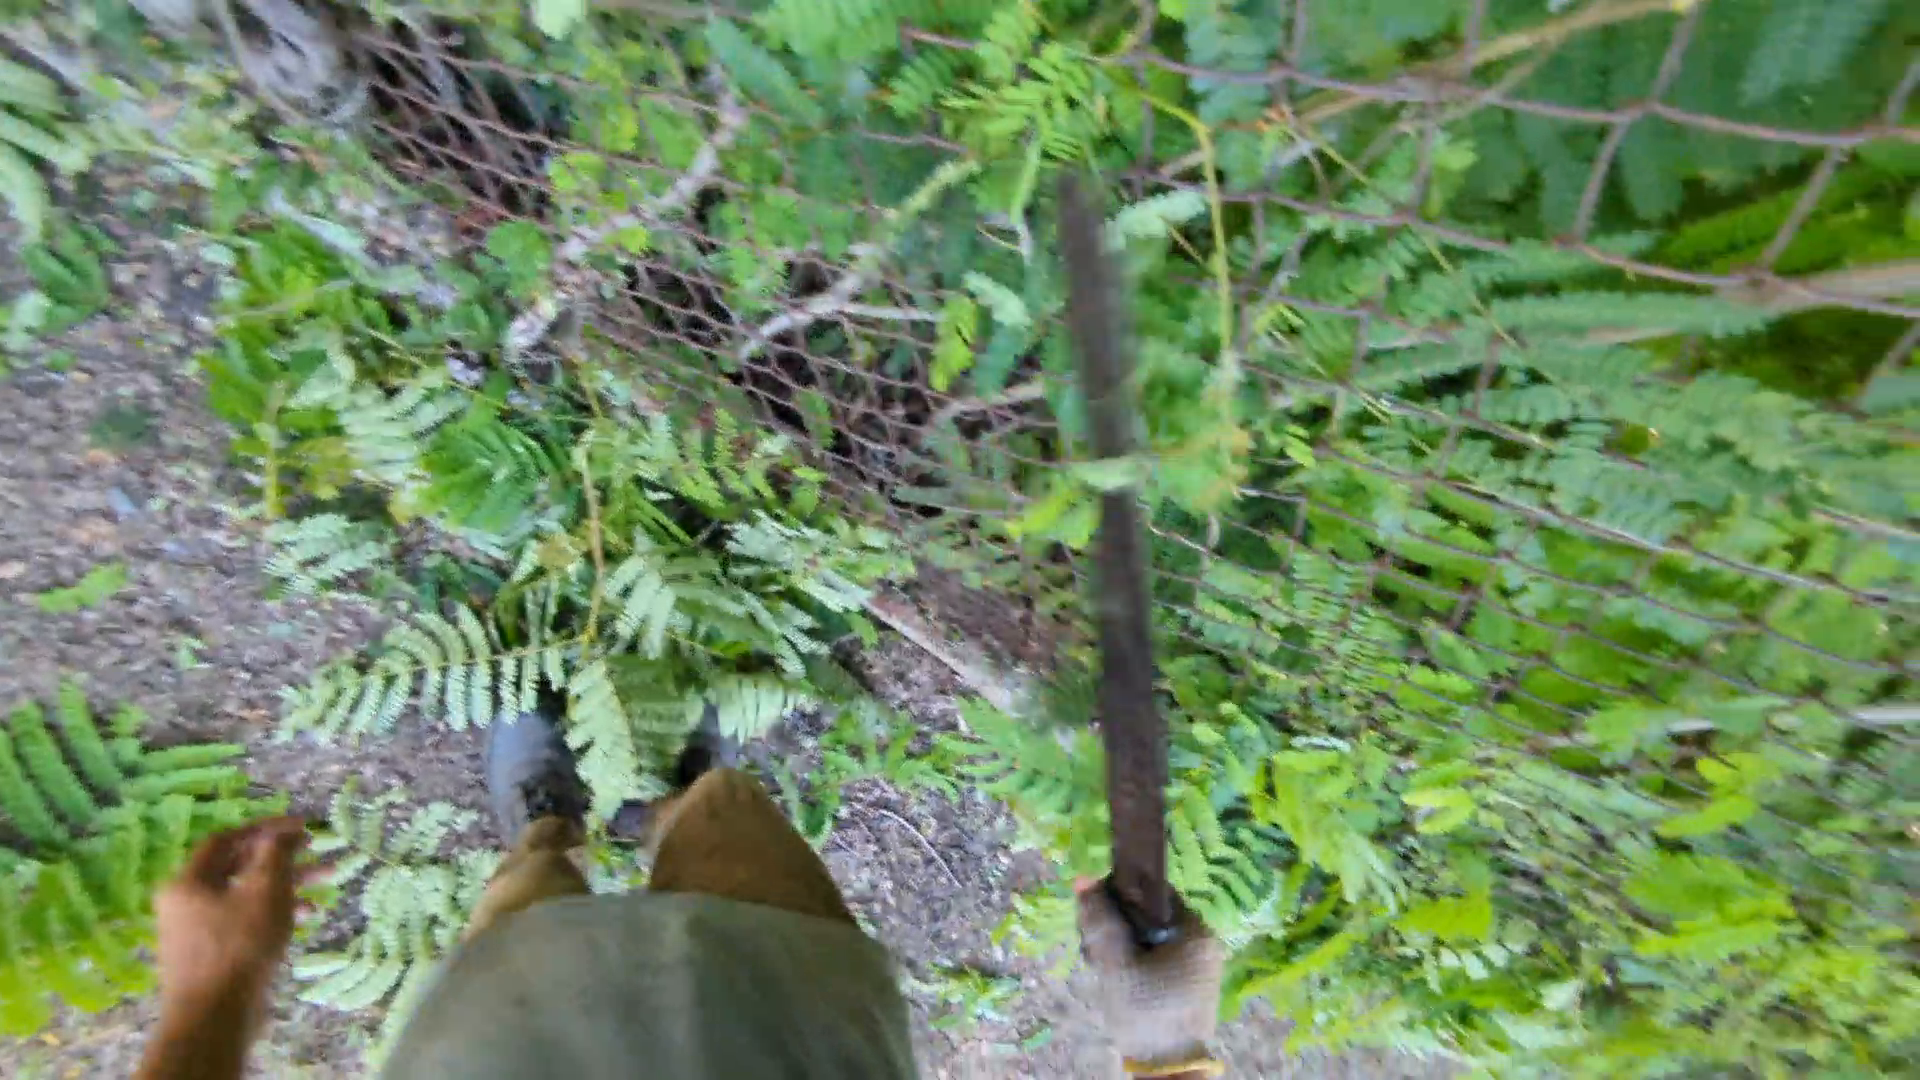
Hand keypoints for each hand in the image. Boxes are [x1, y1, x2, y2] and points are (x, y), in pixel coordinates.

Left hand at [152, 817, 311, 1025]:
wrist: (215, 1011)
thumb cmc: (242, 941)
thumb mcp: (267, 888)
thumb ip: (276, 853)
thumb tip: (281, 831)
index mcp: (189, 882)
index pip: (226, 839)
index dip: (265, 827)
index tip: (302, 825)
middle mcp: (186, 900)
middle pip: (239, 864)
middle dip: (284, 855)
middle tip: (316, 847)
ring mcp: (196, 926)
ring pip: (247, 890)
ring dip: (288, 880)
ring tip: (328, 877)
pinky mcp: (211, 947)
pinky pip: (245, 915)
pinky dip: (276, 907)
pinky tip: (306, 913)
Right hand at [1076, 880, 1225, 1076]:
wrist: (1166, 1074)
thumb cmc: (1146, 1013)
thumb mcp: (1116, 963)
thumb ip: (1100, 919)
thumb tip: (1084, 877)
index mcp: (1197, 931)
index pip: (1153, 891)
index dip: (1121, 894)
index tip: (1098, 912)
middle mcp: (1204, 943)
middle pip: (1150, 913)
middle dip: (1118, 924)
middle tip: (1095, 943)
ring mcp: (1198, 966)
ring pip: (1150, 936)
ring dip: (1123, 944)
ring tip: (1102, 963)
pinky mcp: (1189, 986)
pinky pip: (1157, 957)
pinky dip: (1135, 960)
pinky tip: (1117, 976)